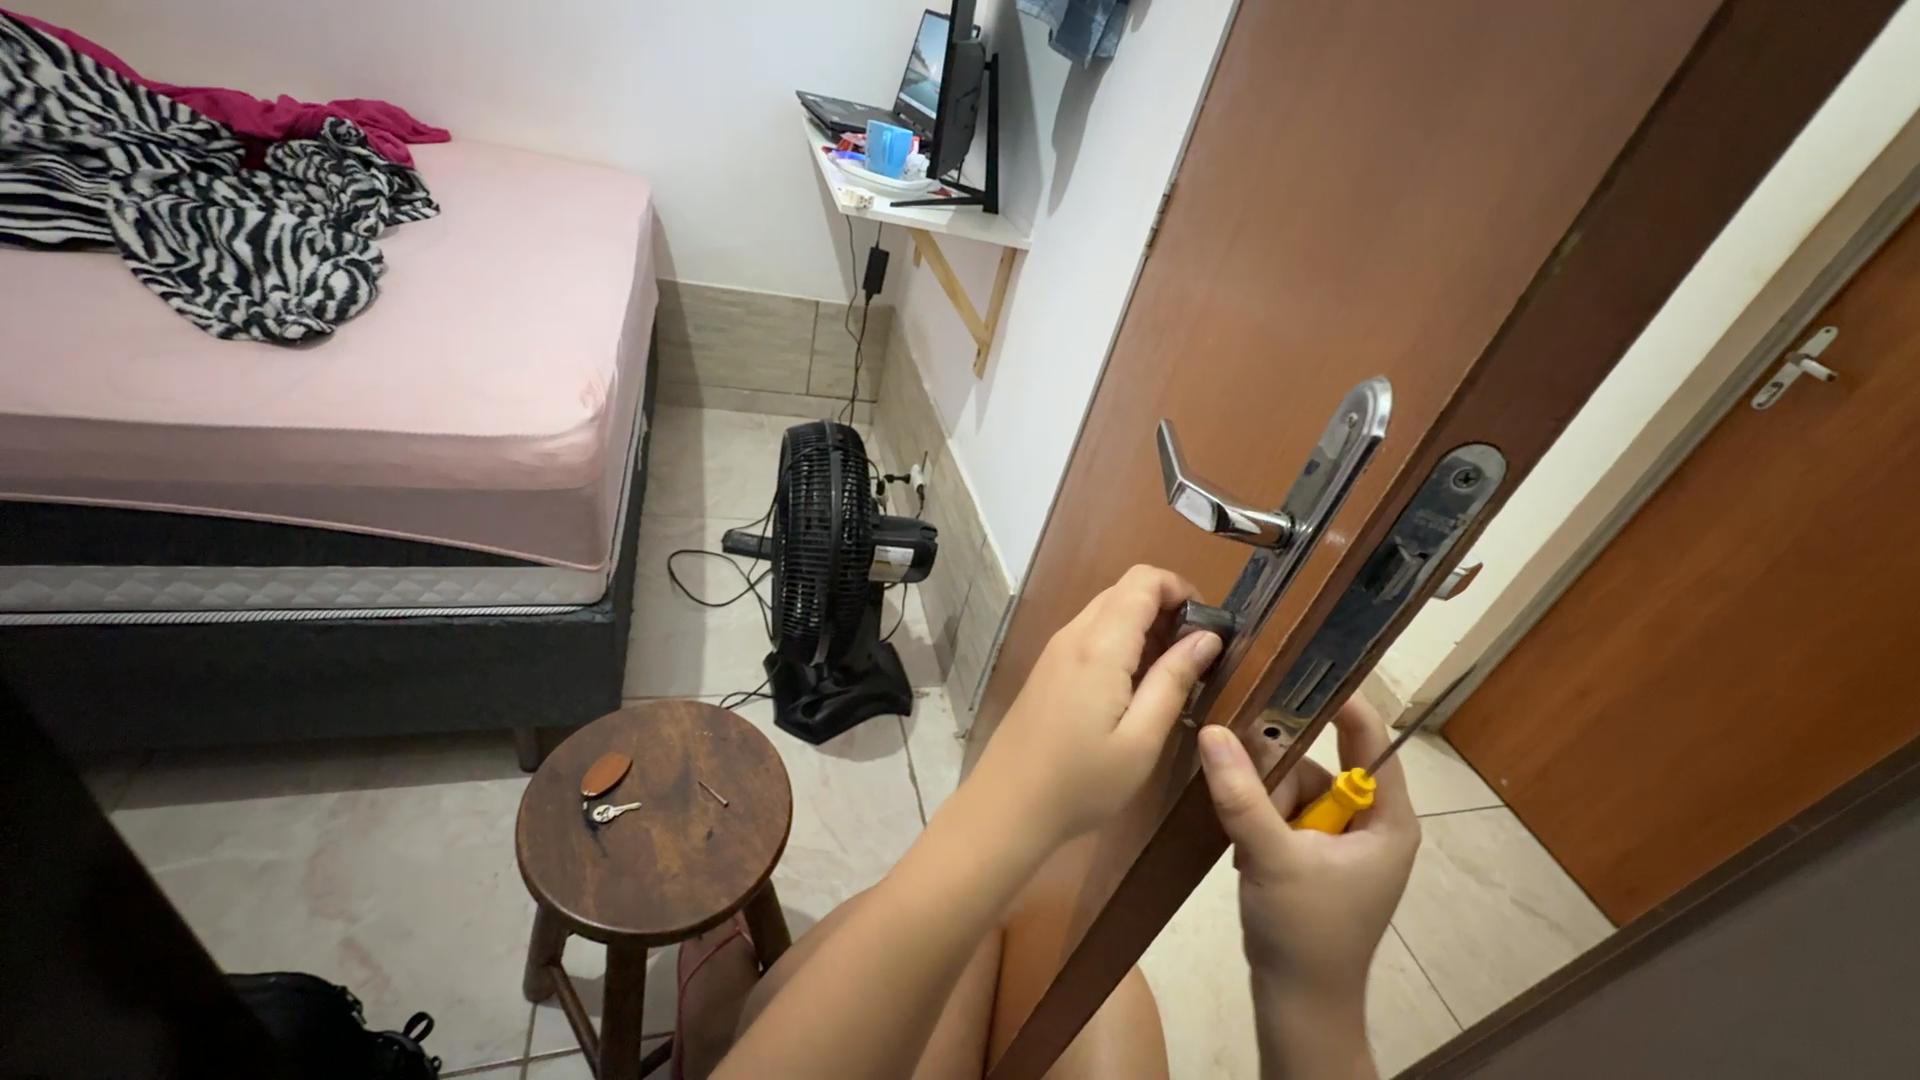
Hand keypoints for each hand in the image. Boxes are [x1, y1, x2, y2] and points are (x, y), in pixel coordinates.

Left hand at [971, 565, 1222, 846]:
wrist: (1006, 808)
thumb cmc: (1081, 782)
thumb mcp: (1141, 740)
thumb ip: (1174, 681)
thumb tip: (1207, 637)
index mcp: (1099, 645)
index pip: (1143, 580)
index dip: (1182, 589)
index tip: (1210, 628)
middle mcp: (1073, 635)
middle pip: (1124, 591)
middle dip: (1167, 608)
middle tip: (1196, 657)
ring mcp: (1054, 651)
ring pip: (1106, 612)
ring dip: (1144, 628)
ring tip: (1171, 676)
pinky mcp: (1047, 669)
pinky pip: (1090, 635)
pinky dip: (1120, 644)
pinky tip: (1134, 689)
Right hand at [1197, 696, 1419, 1005]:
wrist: (1297, 1002)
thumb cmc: (1305, 932)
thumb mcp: (1272, 857)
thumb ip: (1242, 793)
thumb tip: (1214, 730)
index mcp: (1387, 819)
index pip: (1370, 740)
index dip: (1339, 702)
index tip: (1293, 667)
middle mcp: (1369, 821)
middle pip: (1319, 761)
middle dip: (1278, 769)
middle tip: (1244, 778)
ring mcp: (1339, 839)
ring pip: (1292, 785)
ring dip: (1261, 797)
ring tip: (1244, 834)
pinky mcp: (1312, 854)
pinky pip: (1281, 810)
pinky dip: (1258, 816)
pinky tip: (1243, 842)